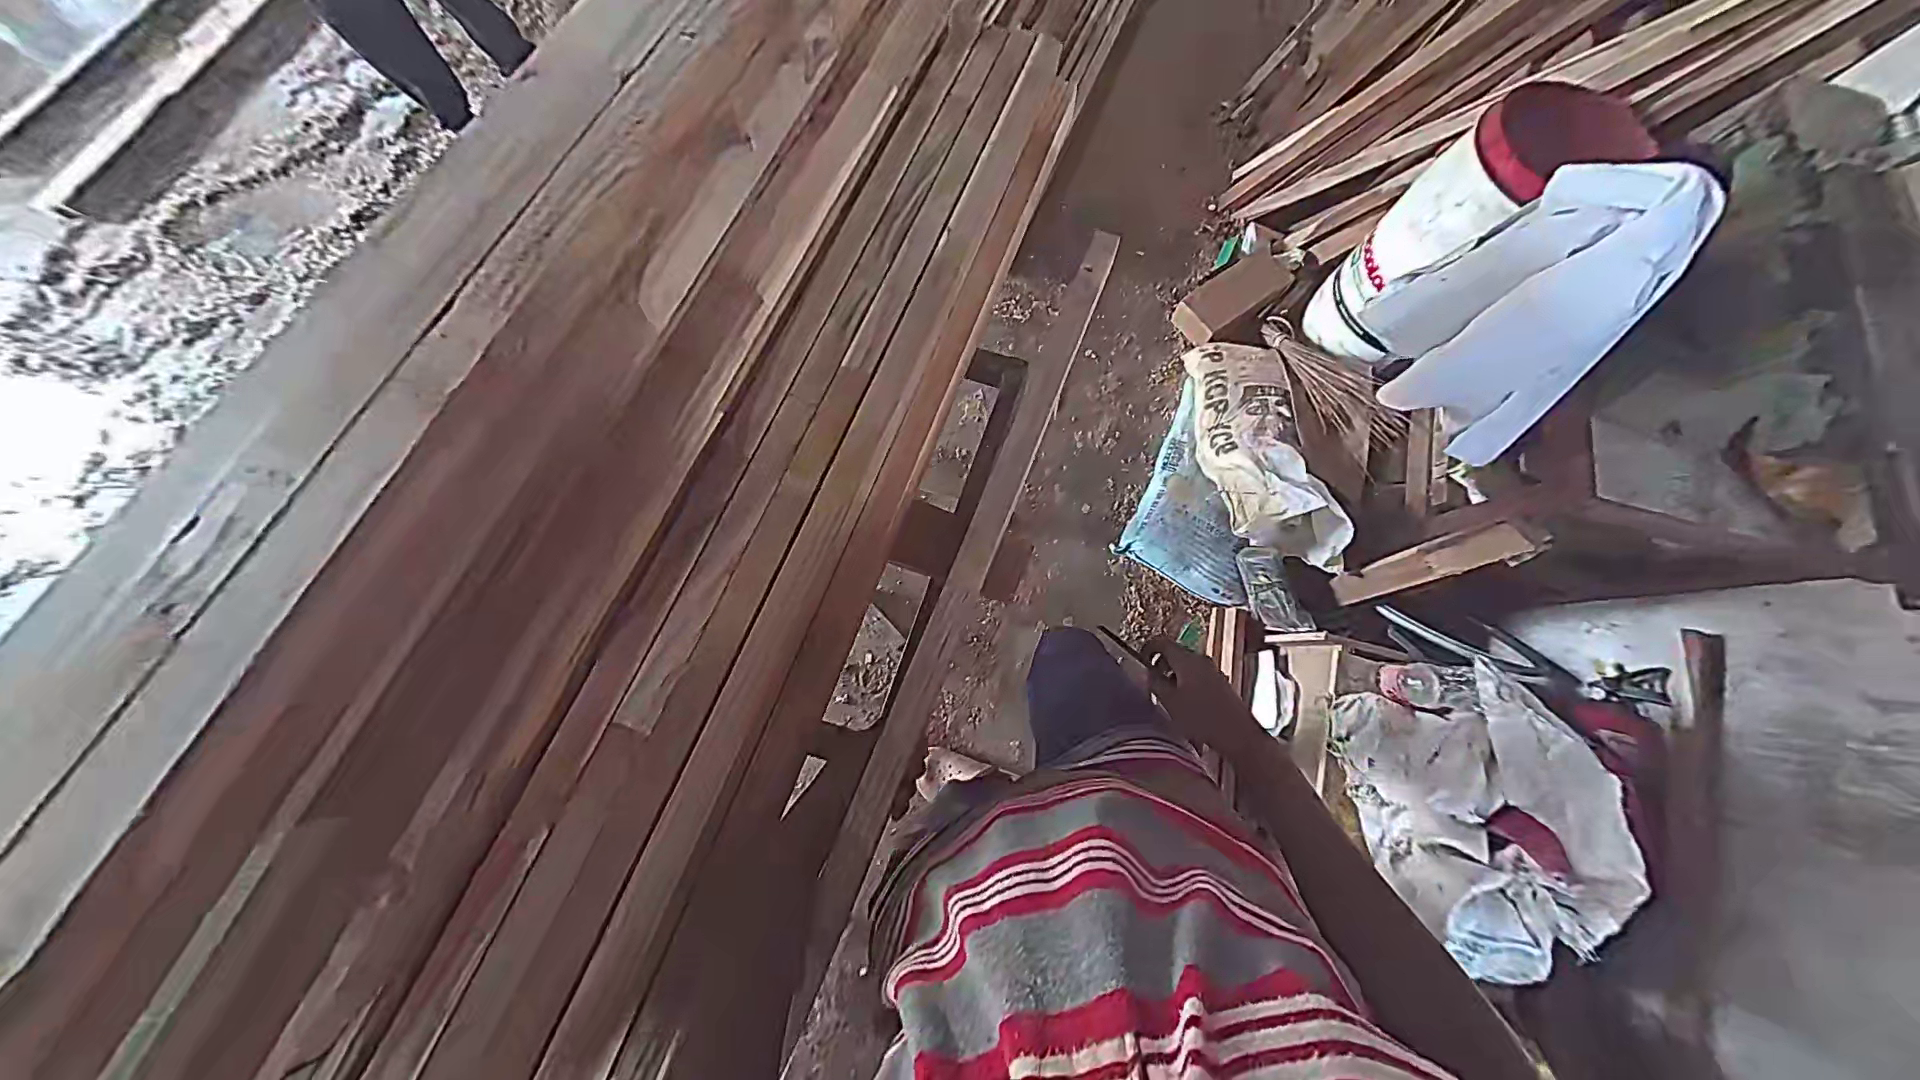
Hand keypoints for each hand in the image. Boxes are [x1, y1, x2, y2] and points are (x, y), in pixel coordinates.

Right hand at [1144, 636, 1267, 760]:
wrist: (1237, 736)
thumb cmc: (1202, 718)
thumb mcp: (1169, 701)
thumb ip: (1154, 682)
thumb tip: (1148, 673)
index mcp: (1187, 660)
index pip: (1162, 642)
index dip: (1148, 649)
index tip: (1140, 660)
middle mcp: (1202, 661)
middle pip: (1175, 653)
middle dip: (1161, 665)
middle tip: (1151, 680)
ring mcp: (1214, 672)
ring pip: (1187, 666)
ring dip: (1174, 675)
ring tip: (1166, 695)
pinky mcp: (1221, 684)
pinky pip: (1198, 676)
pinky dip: (1187, 683)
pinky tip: (1185, 703)